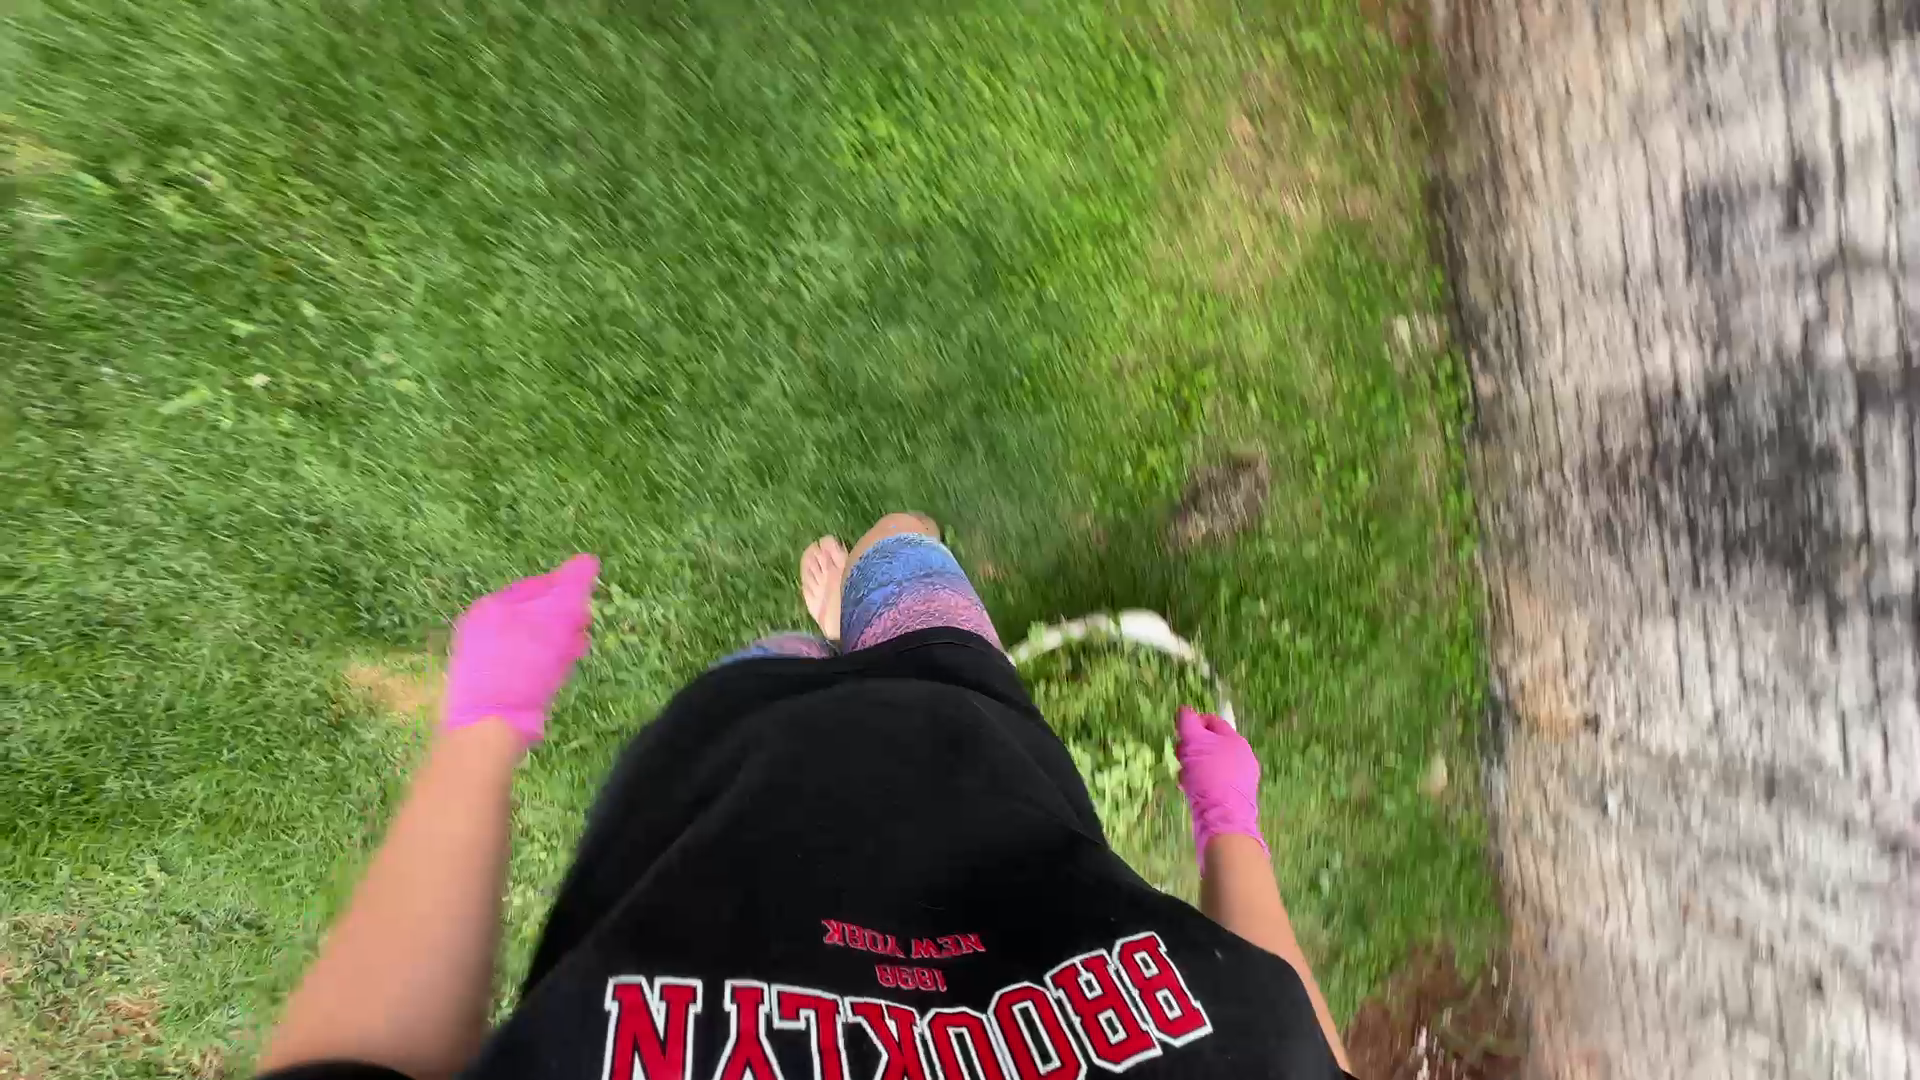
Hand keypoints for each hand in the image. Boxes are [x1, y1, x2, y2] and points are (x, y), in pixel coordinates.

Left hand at [441, 554, 598, 744]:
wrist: (488, 724)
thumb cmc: (525, 665)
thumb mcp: (555, 619)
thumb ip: (571, 588)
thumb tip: (587, 559)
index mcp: (493, 605)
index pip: (539, 586)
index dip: (568, 593)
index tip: (587, 607)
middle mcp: (480, 625)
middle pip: (533, 613)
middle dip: (563, 620)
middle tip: (584, 630)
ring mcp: (478, 655)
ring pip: (528, 639)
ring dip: (556, 642)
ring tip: (576, 652)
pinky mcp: (483, 682)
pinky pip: (519, 661)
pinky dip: (540, 662)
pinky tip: (555, 673)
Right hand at [1175, 705, 1267, 866]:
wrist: (1223, 820)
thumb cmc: (1209, 775)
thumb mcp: (1194, 742)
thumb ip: (1188, 722)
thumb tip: (1185, 710)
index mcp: (1235, 740)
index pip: (1211, 721)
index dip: (1193, 724)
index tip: (1180, 735)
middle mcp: (1241, 757)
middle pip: (1209, 742)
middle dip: (1190, 747)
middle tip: (1180, 756)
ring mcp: (1238, 778)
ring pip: (1208, 763)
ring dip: (1192, 766)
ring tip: (1184, 776)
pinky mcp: (1232, 796)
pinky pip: (1211, 781)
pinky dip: (1199, 782)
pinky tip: (1190, 790)